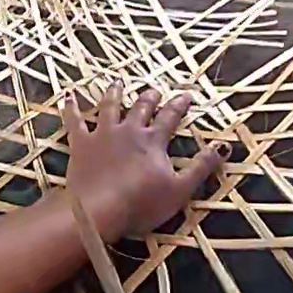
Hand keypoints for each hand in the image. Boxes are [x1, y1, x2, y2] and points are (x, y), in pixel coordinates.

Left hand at [59, 81, 225, 239]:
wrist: (100, 210)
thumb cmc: (142, 203)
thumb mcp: (180, 189)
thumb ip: (201, 167)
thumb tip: (223, 146)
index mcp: (153, 141)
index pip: (170, 118)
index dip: (179, 106)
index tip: (186, 96)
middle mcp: (129, 131)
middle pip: (141, 108)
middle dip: (149, 98)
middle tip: (154, 90)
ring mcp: (102, 135)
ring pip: (109, 107)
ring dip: (114, 94)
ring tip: (117, 83)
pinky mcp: (80, 144)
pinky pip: (74, 121)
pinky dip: (71, 108)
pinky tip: (68, 96)